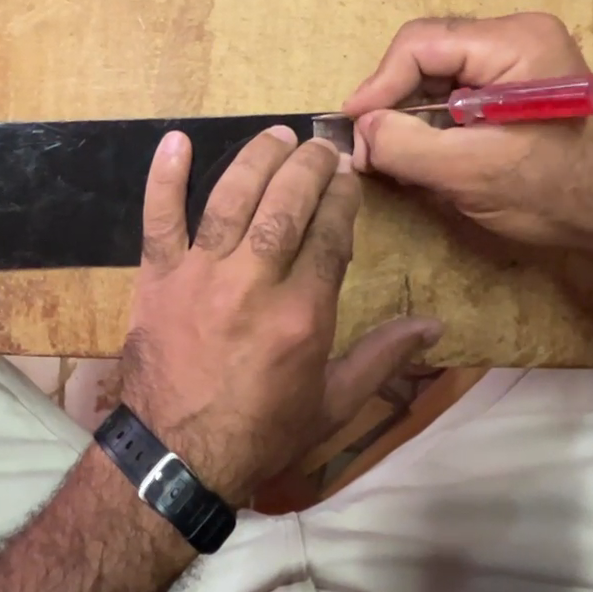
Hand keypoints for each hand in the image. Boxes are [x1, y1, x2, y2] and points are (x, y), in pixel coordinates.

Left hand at [118, 126, 441, 504]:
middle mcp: (254, 283)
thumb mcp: (332, 404)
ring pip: (232, 200)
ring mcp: (201, 275)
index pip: (330, 235)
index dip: (342, 198)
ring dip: (257, 160)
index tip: (348, 175)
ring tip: (276, 136)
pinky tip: (176, 141)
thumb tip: (434, 325)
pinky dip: (164, 178)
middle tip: (320, 147)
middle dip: (309, 168)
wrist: (177, 455)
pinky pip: (159, 219)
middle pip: (286, 206)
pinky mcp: (158, 277)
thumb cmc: (261, 432)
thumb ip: (382, 358)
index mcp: (302, 314)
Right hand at [343, 14, 592, 255]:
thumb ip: (406, 147)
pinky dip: (432, 124)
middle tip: (372, 149)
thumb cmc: (560, 195)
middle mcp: (517, 37)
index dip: (378, 84)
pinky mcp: (515, 86)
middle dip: (392, 103)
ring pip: (436, 76)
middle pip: (426, 56)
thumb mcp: (472, 174)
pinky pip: (455, 93)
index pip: (420, 44)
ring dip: (409, 117)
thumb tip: (359, 129)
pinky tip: (426, 155)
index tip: (354, 127)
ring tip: (396, 158)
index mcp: (516, 42)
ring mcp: (518, 60)